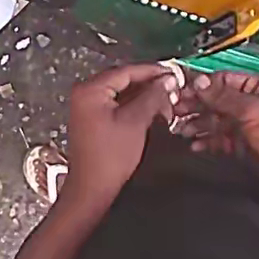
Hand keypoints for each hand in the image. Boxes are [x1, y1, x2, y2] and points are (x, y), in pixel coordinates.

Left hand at [61, 63, 177, 206]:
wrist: (92, 187)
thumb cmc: (111, 156)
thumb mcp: (136, 121)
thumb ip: (152, 96)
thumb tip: (167, 80)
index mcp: (90, 89)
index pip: (126, 71)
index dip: (152, 71)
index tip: (173, 73)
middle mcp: (85, 93)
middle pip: (123, 80)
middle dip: (149, 84)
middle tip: (172, 88)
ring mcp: (87, 106)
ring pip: (121, 92)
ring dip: (143, 96)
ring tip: (166, 102)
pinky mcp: (93, 118)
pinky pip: (116, 104)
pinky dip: (134, 106)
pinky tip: (152, 110)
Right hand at [173, 70, 258, 190]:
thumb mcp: (251, 110)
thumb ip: (222, 96)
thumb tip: (196, 81)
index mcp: (256, 87)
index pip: (222, 80)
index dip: (200, 86)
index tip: (178, 91)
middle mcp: (249, 103)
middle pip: (216, 101)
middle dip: (195, 106)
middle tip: (172, 112)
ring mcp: (245, 125)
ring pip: (215, 121)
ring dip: (197, 124)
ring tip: (178, 130)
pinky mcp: (241, 146)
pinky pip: (219, 140)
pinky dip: (206, 141)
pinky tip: (193, 145)